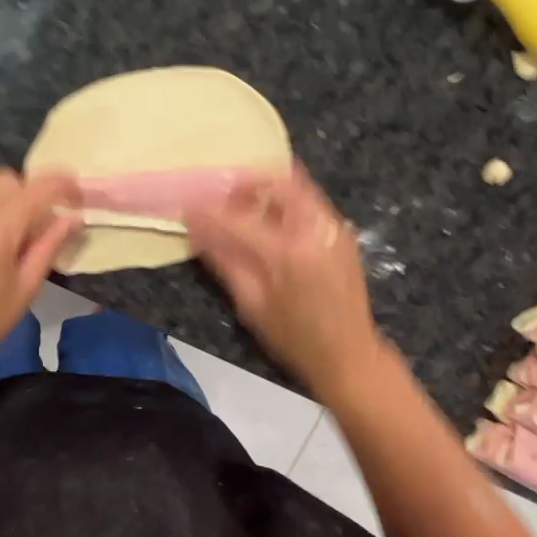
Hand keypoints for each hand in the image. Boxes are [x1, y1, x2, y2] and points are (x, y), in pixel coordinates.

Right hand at [186, 165, 386, 395]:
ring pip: (297, 186)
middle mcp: (315, 229)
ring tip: (243, 204)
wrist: (349, 355)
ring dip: (267, 188)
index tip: (188, 206)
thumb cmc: (295, 339)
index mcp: (288, 253)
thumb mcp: (251, 306)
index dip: (209, 211)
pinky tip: (270, 220)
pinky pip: (310, 202)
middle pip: (277, 182)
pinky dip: (286, 201)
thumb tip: (198, 232)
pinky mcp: (342, 233)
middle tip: (222, 195)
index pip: (238, 219)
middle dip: (246, 182)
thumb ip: (225, 262)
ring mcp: (334, 227)